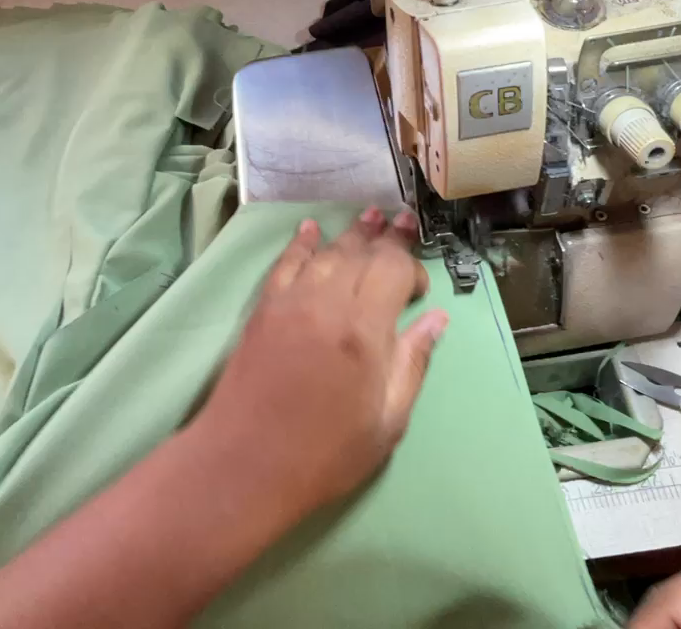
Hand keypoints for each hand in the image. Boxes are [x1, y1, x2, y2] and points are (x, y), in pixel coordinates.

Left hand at [187, 207, 447, 521]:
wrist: (245, 464)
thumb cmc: (325, 454)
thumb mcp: (387, 422)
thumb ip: (413, 364)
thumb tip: (436, 319)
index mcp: (364, 331)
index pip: (393, 269)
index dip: (412, 268)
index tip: (420, 290)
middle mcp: (327, 303)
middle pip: (361, 253)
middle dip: (387, 236)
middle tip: (404, 220)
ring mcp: (291, 301)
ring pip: (327, 252)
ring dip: (352, 233)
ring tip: (371, 215)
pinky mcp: (264, 308)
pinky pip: (286, 263)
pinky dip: (302, 243)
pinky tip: (311, 229)